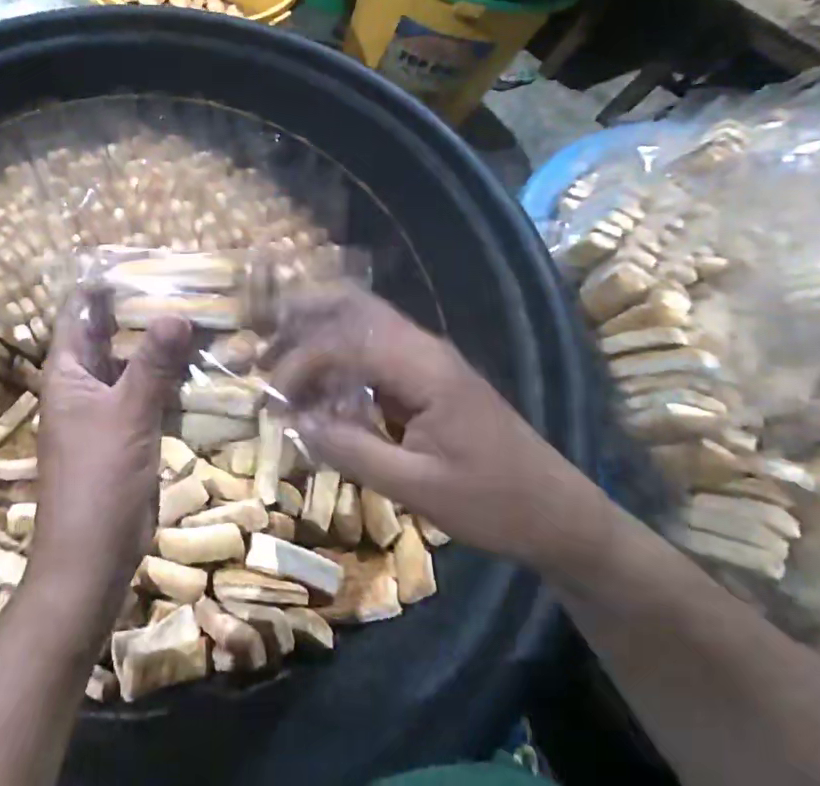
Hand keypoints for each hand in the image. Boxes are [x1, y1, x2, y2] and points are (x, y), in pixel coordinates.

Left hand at [28, 288, 191, 629]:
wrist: (93, 556)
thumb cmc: (99, 480)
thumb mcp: (127, 415)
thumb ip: (152, 365)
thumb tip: (177, 313)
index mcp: (67, 374)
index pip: (80, 315)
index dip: (104, 287)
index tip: (142, 260)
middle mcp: (84, 386)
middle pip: (112, 337)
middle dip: (145, 313)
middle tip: (189, 284)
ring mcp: (107, 411)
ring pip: (136, 367)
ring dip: (163, 347)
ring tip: (204, 315)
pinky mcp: (130, 433)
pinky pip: (150, 394)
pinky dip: (172, 379)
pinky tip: (204, 365)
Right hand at [264, 288, 613, 572]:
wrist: (558, 512)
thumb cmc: (493, 503)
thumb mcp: (418, 488)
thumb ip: (353, 451)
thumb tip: (297, 424)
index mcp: (426, 368)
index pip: (346, 342)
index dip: (300, 365)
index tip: (273, 403)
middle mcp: (424, 349)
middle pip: (355, 307)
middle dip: (302, 319)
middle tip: (261, 348)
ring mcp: (429, 359)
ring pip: (364, 322)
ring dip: (318, 333)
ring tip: (277, 360)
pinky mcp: (429, 377)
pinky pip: (375, 351)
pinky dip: (339, 357)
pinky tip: (319, 386)